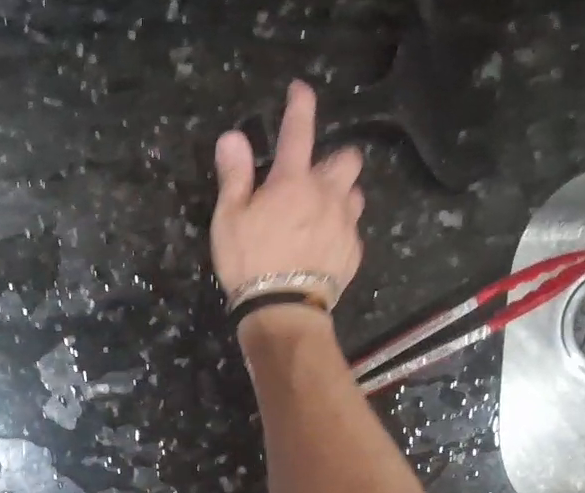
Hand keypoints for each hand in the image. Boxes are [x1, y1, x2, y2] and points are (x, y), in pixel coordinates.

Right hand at [211, 80, 366, 301]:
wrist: (282, 309)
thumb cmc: (249, 262)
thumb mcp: (228, 219)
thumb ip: (234, 176)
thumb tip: (232, 136)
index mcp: (292, 182)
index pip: (298, 131)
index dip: (300, 105)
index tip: (301, 90)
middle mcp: (326, 194)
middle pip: (347, 159)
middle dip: (335, 161)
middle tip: (315, 178)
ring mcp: (345, 223)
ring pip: (356, 194)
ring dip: (341, 196)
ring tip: (322, 214)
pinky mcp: (352, 252)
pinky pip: (353, 232)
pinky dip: (340, 232)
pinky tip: (323, 248)